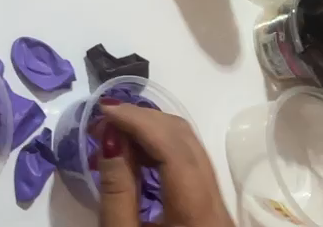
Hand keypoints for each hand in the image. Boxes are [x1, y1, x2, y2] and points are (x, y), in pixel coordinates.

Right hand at [94, 101, 232, 226]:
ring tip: (113, 133)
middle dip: (142, 119)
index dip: (137, 119)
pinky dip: (160, 147)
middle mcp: (219, 204)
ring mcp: (219, 205)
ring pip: (189, 146)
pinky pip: (190, 163)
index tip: (103, 109)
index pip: (173, 147)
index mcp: (198, 213)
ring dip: (150, 130)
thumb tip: (109, 136)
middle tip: (104, 119)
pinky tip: (134, 153)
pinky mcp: (212, 207)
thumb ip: (116, 190)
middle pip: (185, 138)